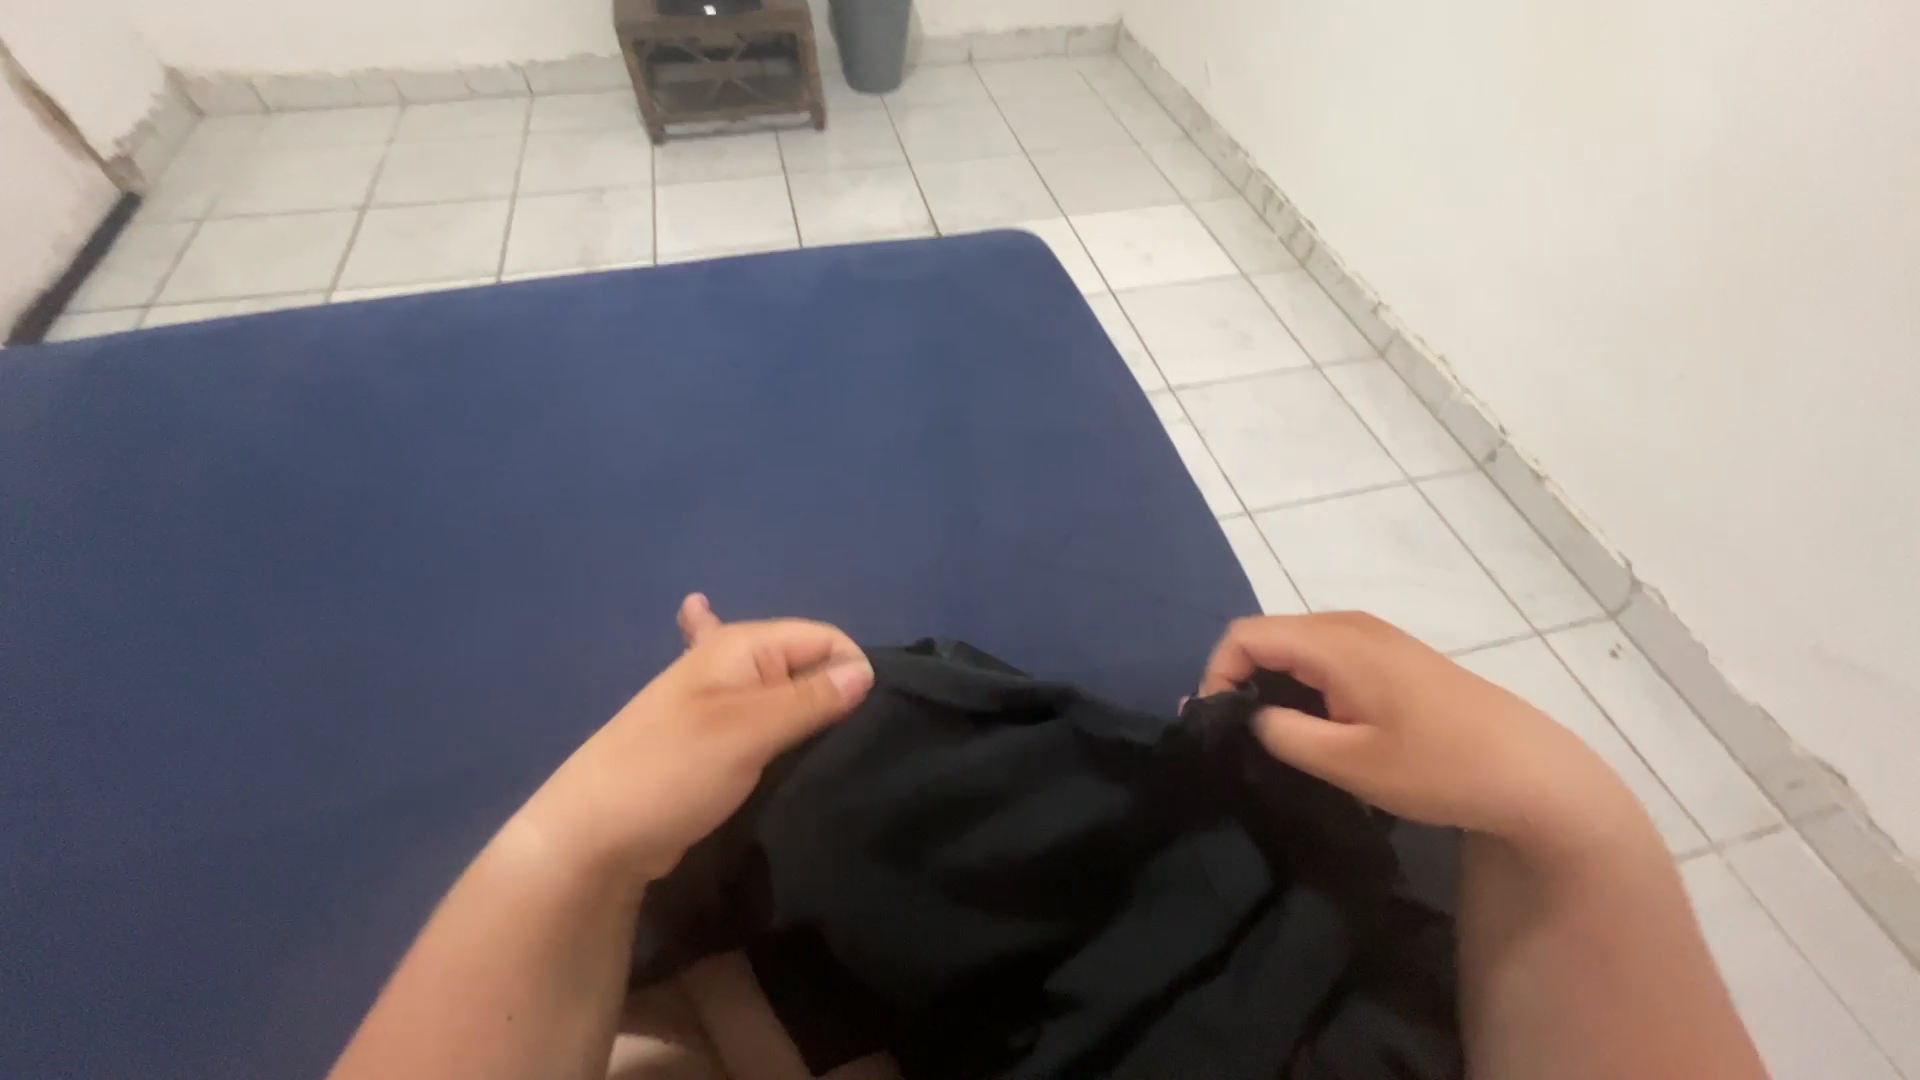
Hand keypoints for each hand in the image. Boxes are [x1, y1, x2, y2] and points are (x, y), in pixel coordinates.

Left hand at [518, 595, 872, 880]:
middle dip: (836, 696)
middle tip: (855, 743)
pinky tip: (797, 731)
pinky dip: (785, 729)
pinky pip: (768, 725)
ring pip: (792, 700)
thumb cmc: (670, 770)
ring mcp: (725, 702)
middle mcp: (736, 664)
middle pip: (810, 666)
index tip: (865, 721)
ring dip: (812, 720)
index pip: (825, 637)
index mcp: (742, 644)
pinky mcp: (721, 740)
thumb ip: (810, 699)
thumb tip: (867, 672)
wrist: (592, 836)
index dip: (851, 670)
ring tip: (838, 751)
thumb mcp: (747, 730)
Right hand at [1200, 613, 1641, 856]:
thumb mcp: (1350, 762)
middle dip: (1239, 678)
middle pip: (1266, 635)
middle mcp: (1348, 625)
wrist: (1537, 774)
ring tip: (1273, 733)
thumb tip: (1250, 715)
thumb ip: (1284, 733)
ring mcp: (1372, 637)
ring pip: (1293, 645)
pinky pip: (1321, 655)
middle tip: (1237, 733)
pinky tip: (1315, 724)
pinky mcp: (1388, 655)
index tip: (1219, 723)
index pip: (1244, 635)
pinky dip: (1300, 683)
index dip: (1217, 674)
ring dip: (1270, 682)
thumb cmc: (1440, 767)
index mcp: (1335, 642)